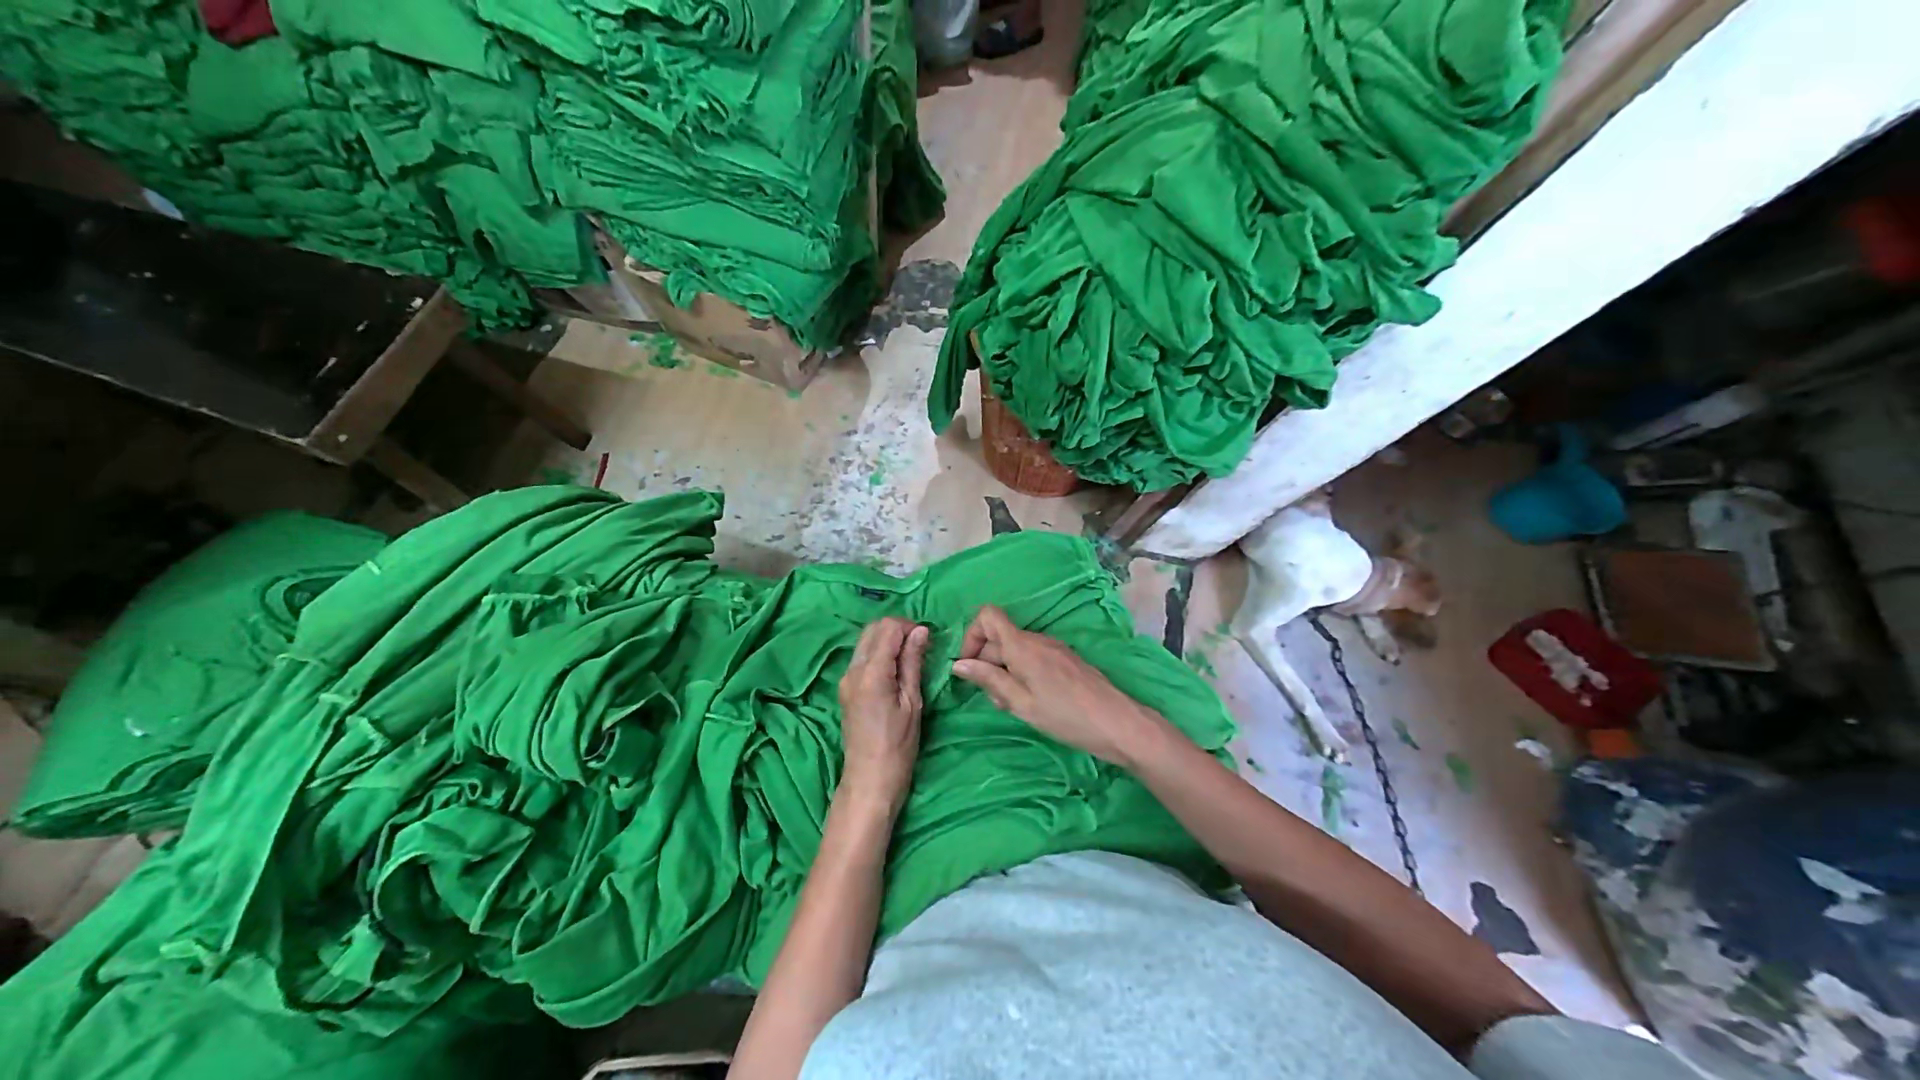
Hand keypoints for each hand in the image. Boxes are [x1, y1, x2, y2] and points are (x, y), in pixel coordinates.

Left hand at [836, 617, 929, 815]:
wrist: (870, 778)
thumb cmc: (898, 745)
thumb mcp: (913, 703)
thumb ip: (913, 663)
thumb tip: (921, 631)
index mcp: (871, 673)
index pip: (887, 628)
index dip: (909, 626)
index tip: (927, 639)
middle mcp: (852, 670)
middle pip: (873, 629)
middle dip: (897, 630)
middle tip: (920, 646)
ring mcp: (846, 678)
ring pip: (865, 641)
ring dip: (887, 640)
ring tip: (910, 657)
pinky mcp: (846, 688)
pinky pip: (862, 657)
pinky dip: (879, 653)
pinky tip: (896, 669)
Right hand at [950, 605, 1171, 768]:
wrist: (1117, 723)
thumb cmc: (1065, 716)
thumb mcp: (1021, 703)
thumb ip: (990, 680)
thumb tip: (959, 664)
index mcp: (1023, 646)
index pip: (988, 615)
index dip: (972, 635)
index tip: (969, 666)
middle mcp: (1037, 639)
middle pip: (1000, 636)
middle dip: (986, 661)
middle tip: (991, 698)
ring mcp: (1054, 648)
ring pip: (1015, 649)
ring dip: (1004, 670)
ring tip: (1011, 704)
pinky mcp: (1065, 659)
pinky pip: (1033, 656)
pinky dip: (1021, 672)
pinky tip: (1030, 700)